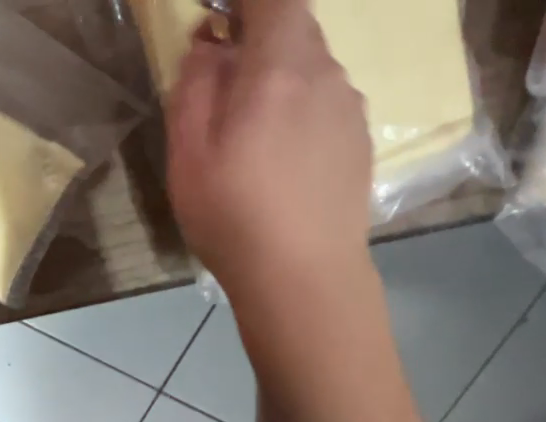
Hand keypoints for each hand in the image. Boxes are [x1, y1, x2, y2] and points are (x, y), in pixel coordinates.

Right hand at [165, 0, 373, 296]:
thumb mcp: (188, 156)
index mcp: (278, 69)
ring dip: (275, 81)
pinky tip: (273, 162)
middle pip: (294, 30)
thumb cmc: (231, 214)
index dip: (246, 1)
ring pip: (309, 69)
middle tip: (217, 82)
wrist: (301, 271)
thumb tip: (207, 43)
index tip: (218, 16)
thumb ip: (194, 90)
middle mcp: (324, 74)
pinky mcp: (357, 137)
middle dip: (256, 40)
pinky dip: (295, 110)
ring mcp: (347, 105)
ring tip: (243, 135)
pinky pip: (322, 102)